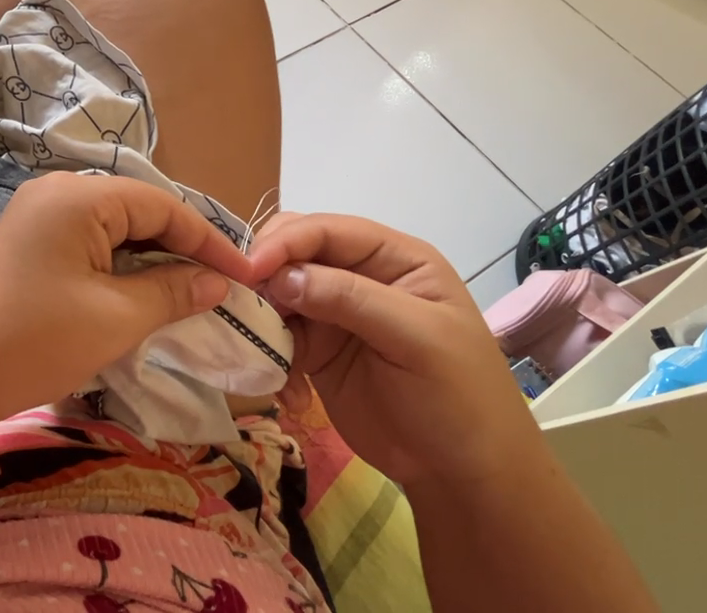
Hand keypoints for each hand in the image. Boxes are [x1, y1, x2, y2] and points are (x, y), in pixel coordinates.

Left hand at [0, 171, 249, 421]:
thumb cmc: (36, 339)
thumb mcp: (116, 317)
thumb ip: (172, 290)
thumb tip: (217, 281)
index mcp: (78, 196)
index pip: (161, 204)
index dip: (207, 240)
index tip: (245, 277)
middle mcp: (56, 192)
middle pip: (136, 209)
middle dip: (180, 246)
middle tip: (220, 285)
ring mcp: (37, 216)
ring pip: (112, 227)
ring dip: (150, 258)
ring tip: (188, 292)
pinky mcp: (28, 243)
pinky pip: (87, 242)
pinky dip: (119, 265)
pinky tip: (140, 292)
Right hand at [247, 213, 543, 485]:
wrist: (463, 476)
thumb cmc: (459, 399)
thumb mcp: (418, 340)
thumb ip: (351, 298)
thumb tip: (281, 276)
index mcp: (393, 258)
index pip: (326, 230)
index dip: (284, 242)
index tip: (249, 269)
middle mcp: (358, 276)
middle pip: (293, 253)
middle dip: (265, 274)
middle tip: (243, 303)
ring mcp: (334, 313)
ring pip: (276, 294)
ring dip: (262, 319)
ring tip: (262, 352)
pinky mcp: (315, 349)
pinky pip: (276, 336)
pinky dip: (270, 358)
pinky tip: (290, 393)